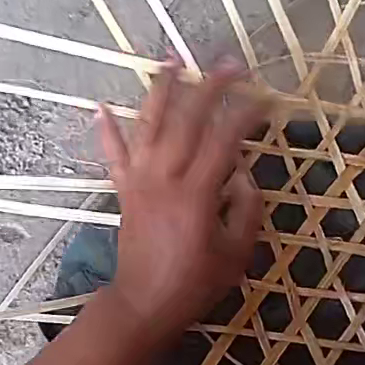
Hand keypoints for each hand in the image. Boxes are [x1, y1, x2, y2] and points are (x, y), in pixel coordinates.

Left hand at [96, 62, 265, 345]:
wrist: (144, 304)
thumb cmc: (195, 283)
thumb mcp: (237, 253)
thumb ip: (247, 209)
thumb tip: (244, 175)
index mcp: (196, 193)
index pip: (225, 140)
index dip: (246, 114)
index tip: (264, 98)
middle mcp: (165, 177)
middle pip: (187, 120)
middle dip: (209, 87)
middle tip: (228, 65)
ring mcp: (140, 180)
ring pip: (148, 125)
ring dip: (160, 90)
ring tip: (170, 61)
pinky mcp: (124, 190)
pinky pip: (113, 154)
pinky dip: (106, 130)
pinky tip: (100, 106)